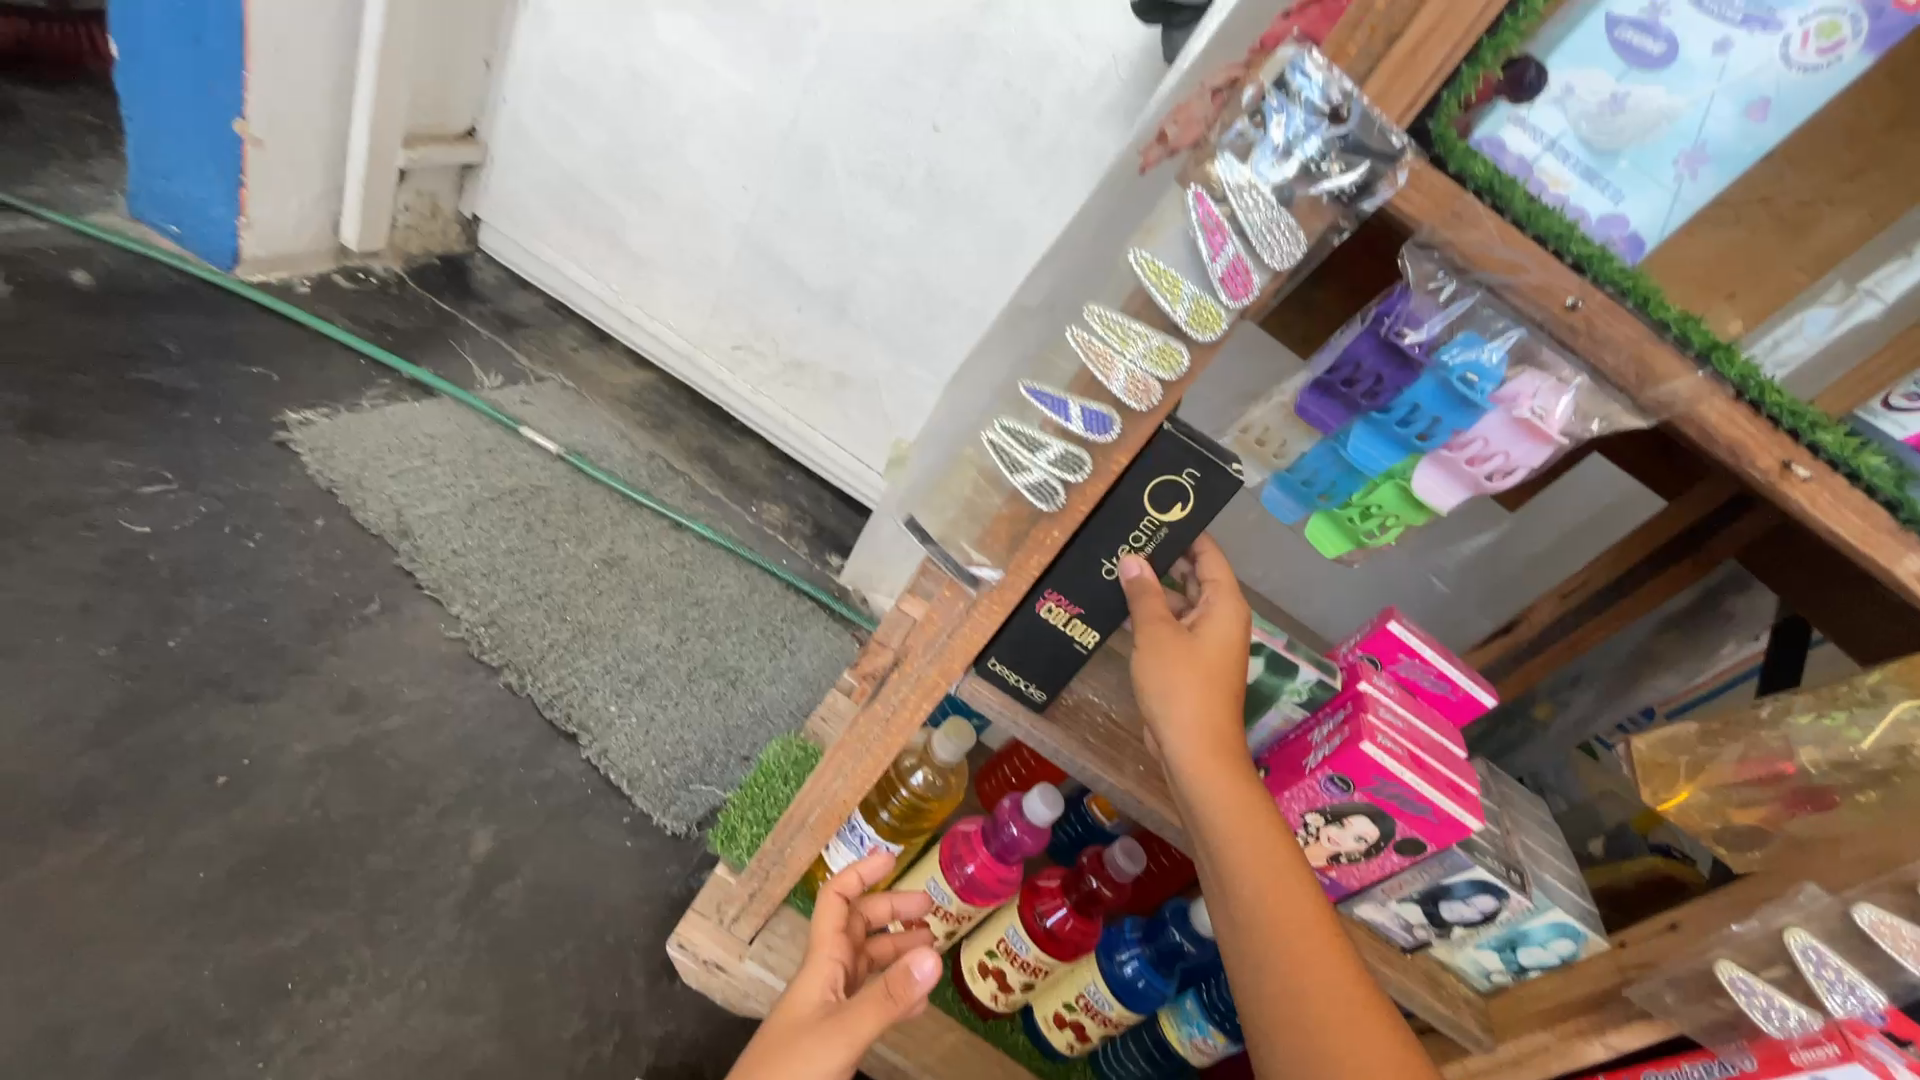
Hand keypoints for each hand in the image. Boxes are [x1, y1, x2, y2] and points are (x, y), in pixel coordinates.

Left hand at [726, 851, 942, 1079]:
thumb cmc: (790, 1071)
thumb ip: (887, 996)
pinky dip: (896, 994)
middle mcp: (826, 976)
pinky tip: (919, 1002)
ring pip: (867, 964)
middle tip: (931, 908)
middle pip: (858, 927)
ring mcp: (830, 1008)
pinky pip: (871, 1001)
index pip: (837, 900)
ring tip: (934, 948)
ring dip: (898, 950)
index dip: (861, 873)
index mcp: (821, 961)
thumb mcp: (842, 1033)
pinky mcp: (836, 1038)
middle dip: (892, 911)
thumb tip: (936, 954)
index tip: (894, 858)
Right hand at [1115, 534, 1250, 767]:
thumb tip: (1132, 559)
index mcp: (1224, 604)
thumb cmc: (1180, 685)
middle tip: (1127, 538)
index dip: (1185, 532)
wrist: (1194, 750)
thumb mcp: (1155, 633)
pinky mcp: (1190, 664)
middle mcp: (1220, 618)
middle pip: (1194, 577)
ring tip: (1116, 568)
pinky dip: (1151, 617)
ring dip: (1152, 590)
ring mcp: (1206, 643)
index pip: (1208, 554)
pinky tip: (1120, 608)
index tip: (1156, 514)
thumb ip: (1143, 593)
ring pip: (1180, 604)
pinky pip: (1172, 628)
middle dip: (1163, 559)